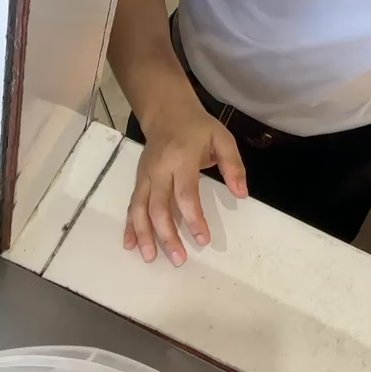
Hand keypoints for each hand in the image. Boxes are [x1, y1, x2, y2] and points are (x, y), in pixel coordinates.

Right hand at [125, 97, 247, 265]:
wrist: (167, 112)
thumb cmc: (198, 129)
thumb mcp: (222, 139)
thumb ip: (233, 166)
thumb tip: (241, 194)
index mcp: (182, 159)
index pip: (186, 194)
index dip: (194, 219)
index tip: (203, 240)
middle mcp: (159, 170)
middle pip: (158, 207)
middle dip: (167, 235)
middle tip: (178, 259)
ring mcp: (145, 177)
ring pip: (140, 210)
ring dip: (144, 236)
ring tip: (150, 258)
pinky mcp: (137, 182)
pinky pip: (131, 207)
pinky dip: (129, 227)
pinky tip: (130, 245)